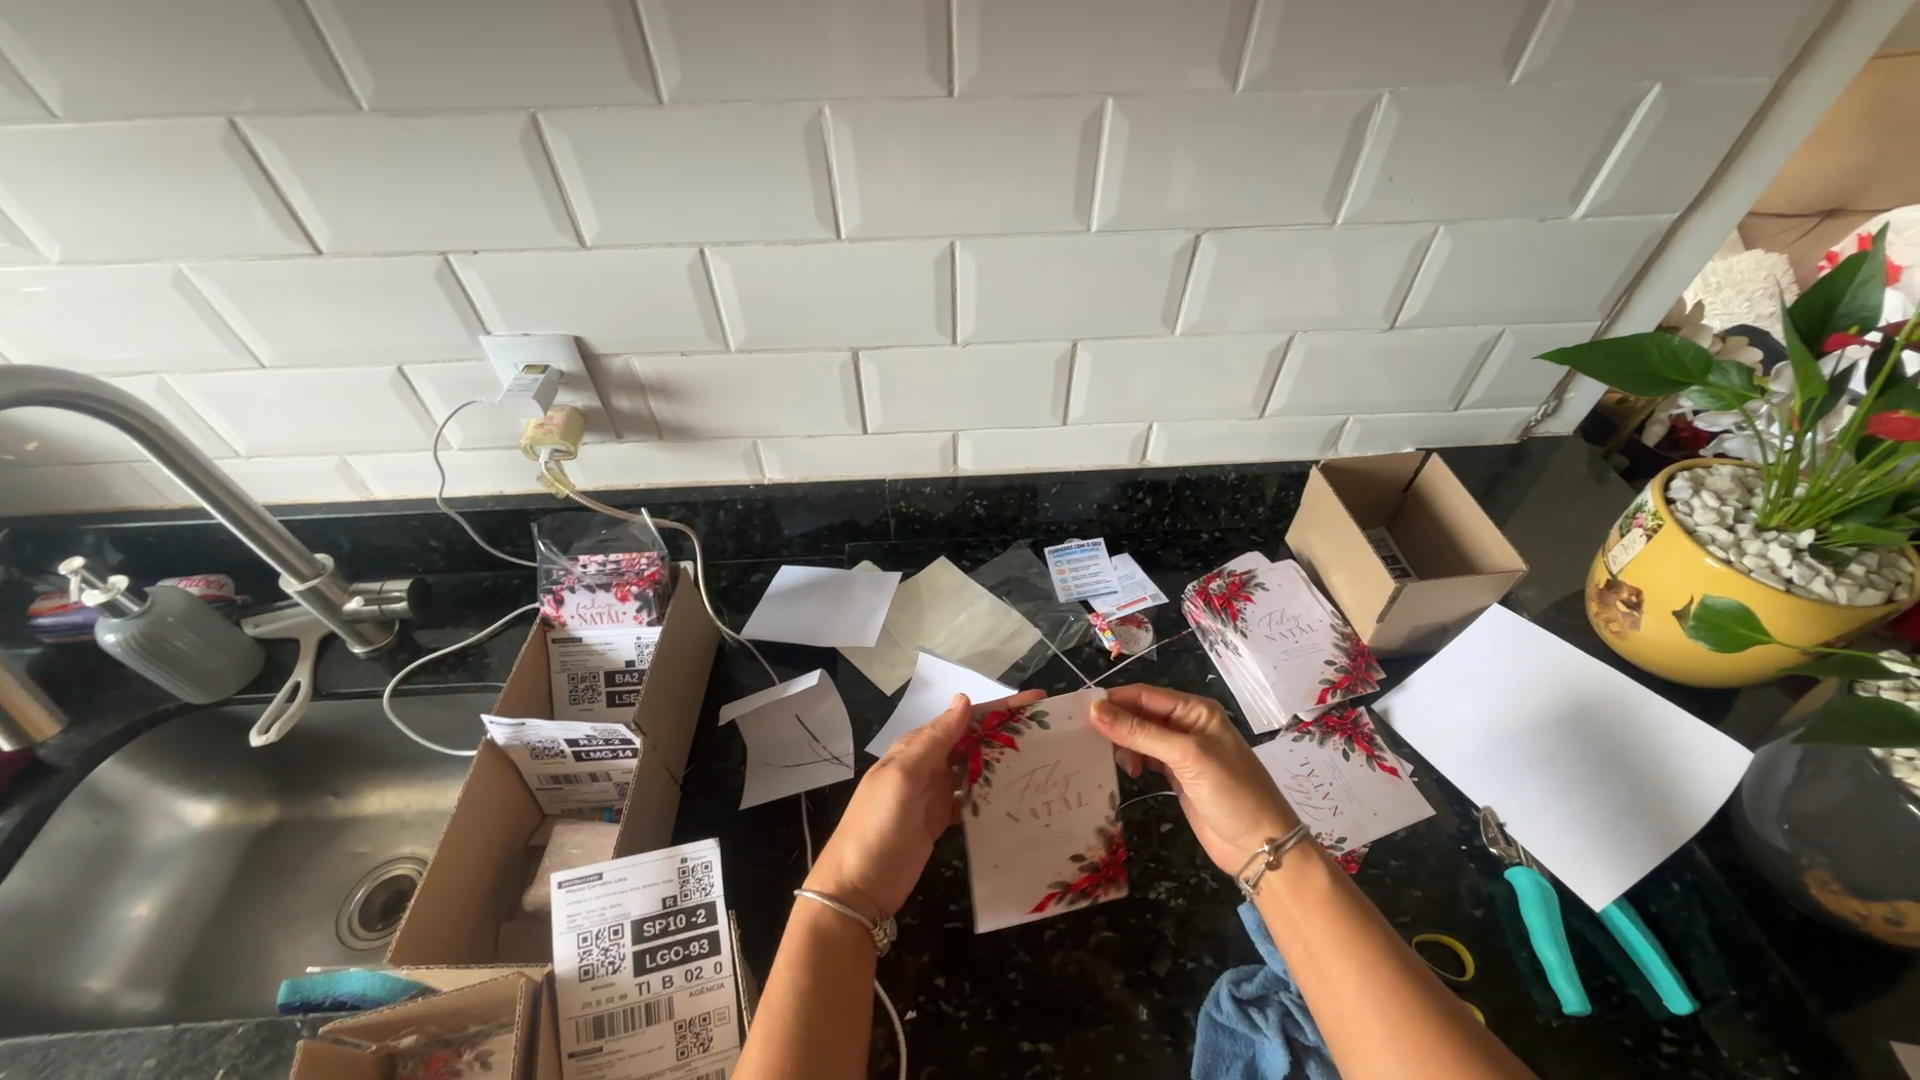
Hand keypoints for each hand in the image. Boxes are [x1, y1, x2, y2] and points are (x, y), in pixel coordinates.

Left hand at [806, 688, 1045, 917]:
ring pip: (973, 769)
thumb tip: (964, 699)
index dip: (998, 709)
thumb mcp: (903, 778)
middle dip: (1005, 732)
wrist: (857, 888)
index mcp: (915, 748)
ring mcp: (933, 795)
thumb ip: (934, 740)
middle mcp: (925, 766)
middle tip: (1048, 730)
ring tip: (1041, 759)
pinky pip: (970, 799)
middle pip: (971, 741)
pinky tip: (1015, 795)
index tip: (1036, 701)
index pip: (962, 718)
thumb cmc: (878, 826)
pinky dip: (990, 794)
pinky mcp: (939, 822)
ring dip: (1001, 762)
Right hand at [1090, 684, 1300, 874]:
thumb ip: (1140, 733)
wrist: (1261, 845)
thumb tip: (1095, 709)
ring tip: (1117, 762)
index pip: (1145, 695)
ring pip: (1140, 736)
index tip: (1080, 712)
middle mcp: (1188, 724)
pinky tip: (1127, 772)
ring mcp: (1183, 751)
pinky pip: (1146, 758)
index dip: (1114, 700)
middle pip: (1140, 714)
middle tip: (1088, 740)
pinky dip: (1133, 761)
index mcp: (1195, 709)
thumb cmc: (1231, 792)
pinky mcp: (1178, 775)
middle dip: (1116, 723)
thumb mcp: (1185, 756)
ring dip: (1124, 745)